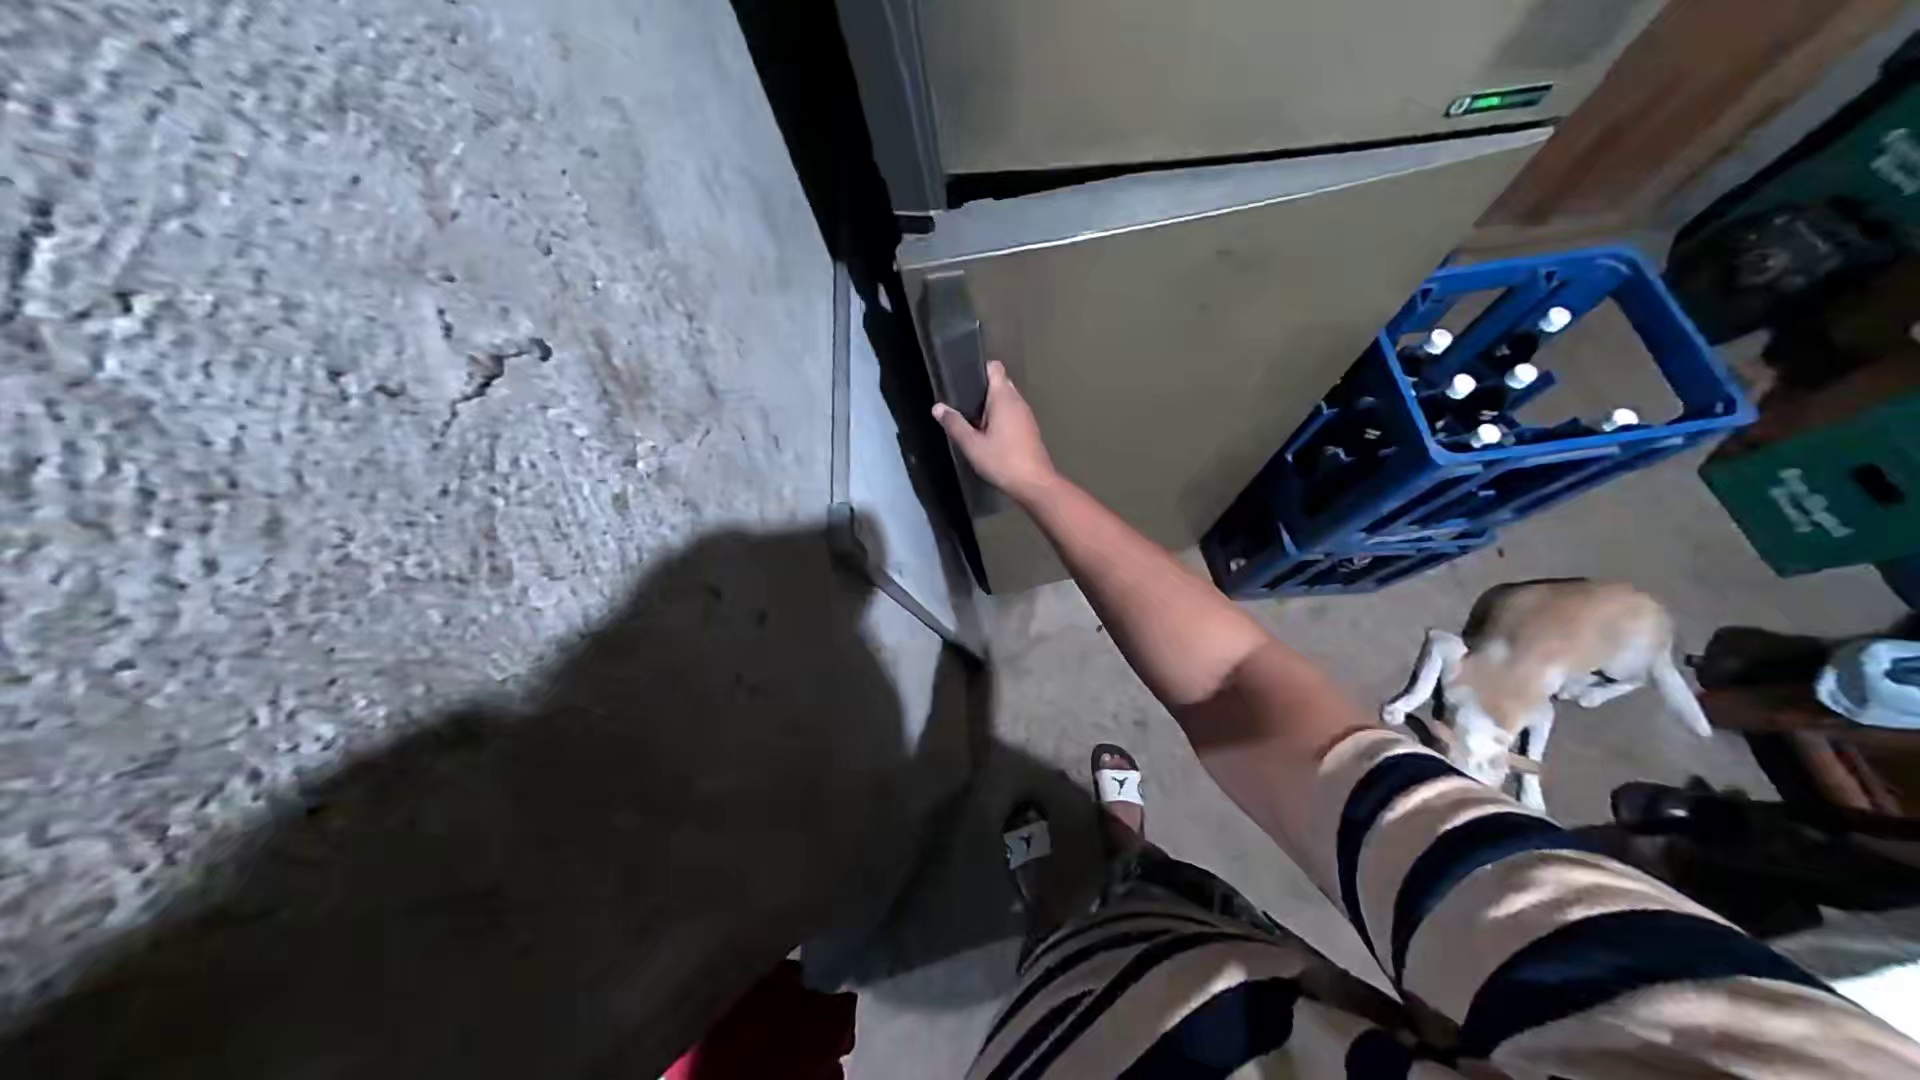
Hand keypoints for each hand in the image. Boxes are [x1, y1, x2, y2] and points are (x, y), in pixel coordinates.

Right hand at [932, 361, 1059, 504]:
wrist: (1034, 484)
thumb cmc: (1003, 461)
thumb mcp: (972, 445)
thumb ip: (954, 424)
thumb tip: (937, 407)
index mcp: (1004, 397)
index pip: (994, 368)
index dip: (979, 369)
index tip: (963, 380)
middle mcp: (1018, 401)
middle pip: (999, 383)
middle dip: (982, 390)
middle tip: (962, 405)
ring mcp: (1026, 414)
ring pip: (1006, 399)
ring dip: (991, 405)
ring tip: (972, 420)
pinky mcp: (1029, 428)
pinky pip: (1012, 412)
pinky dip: (1000, 416)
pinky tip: (988, 434)